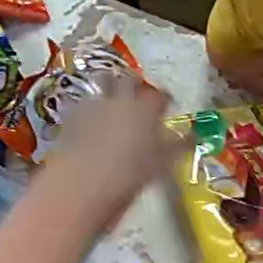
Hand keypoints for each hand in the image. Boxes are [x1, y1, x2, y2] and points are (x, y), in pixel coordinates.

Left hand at [43, 82, 174, 226]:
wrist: (86, 180)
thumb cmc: (132, 174)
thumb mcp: (163, 162)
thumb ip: (178, 146)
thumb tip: (191, 137)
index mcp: (147, 109)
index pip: (160, 95)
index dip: (164, 99)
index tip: (166, 104)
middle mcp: (121, 99)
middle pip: (130, 82)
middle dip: (135, 85)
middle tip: (137, 97)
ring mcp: (94, 105)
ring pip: (103, 87)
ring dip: (108, 92)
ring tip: (111, 106)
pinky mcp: (72, 116)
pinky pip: (82, 105)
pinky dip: (88, 110)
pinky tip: (88, 123)